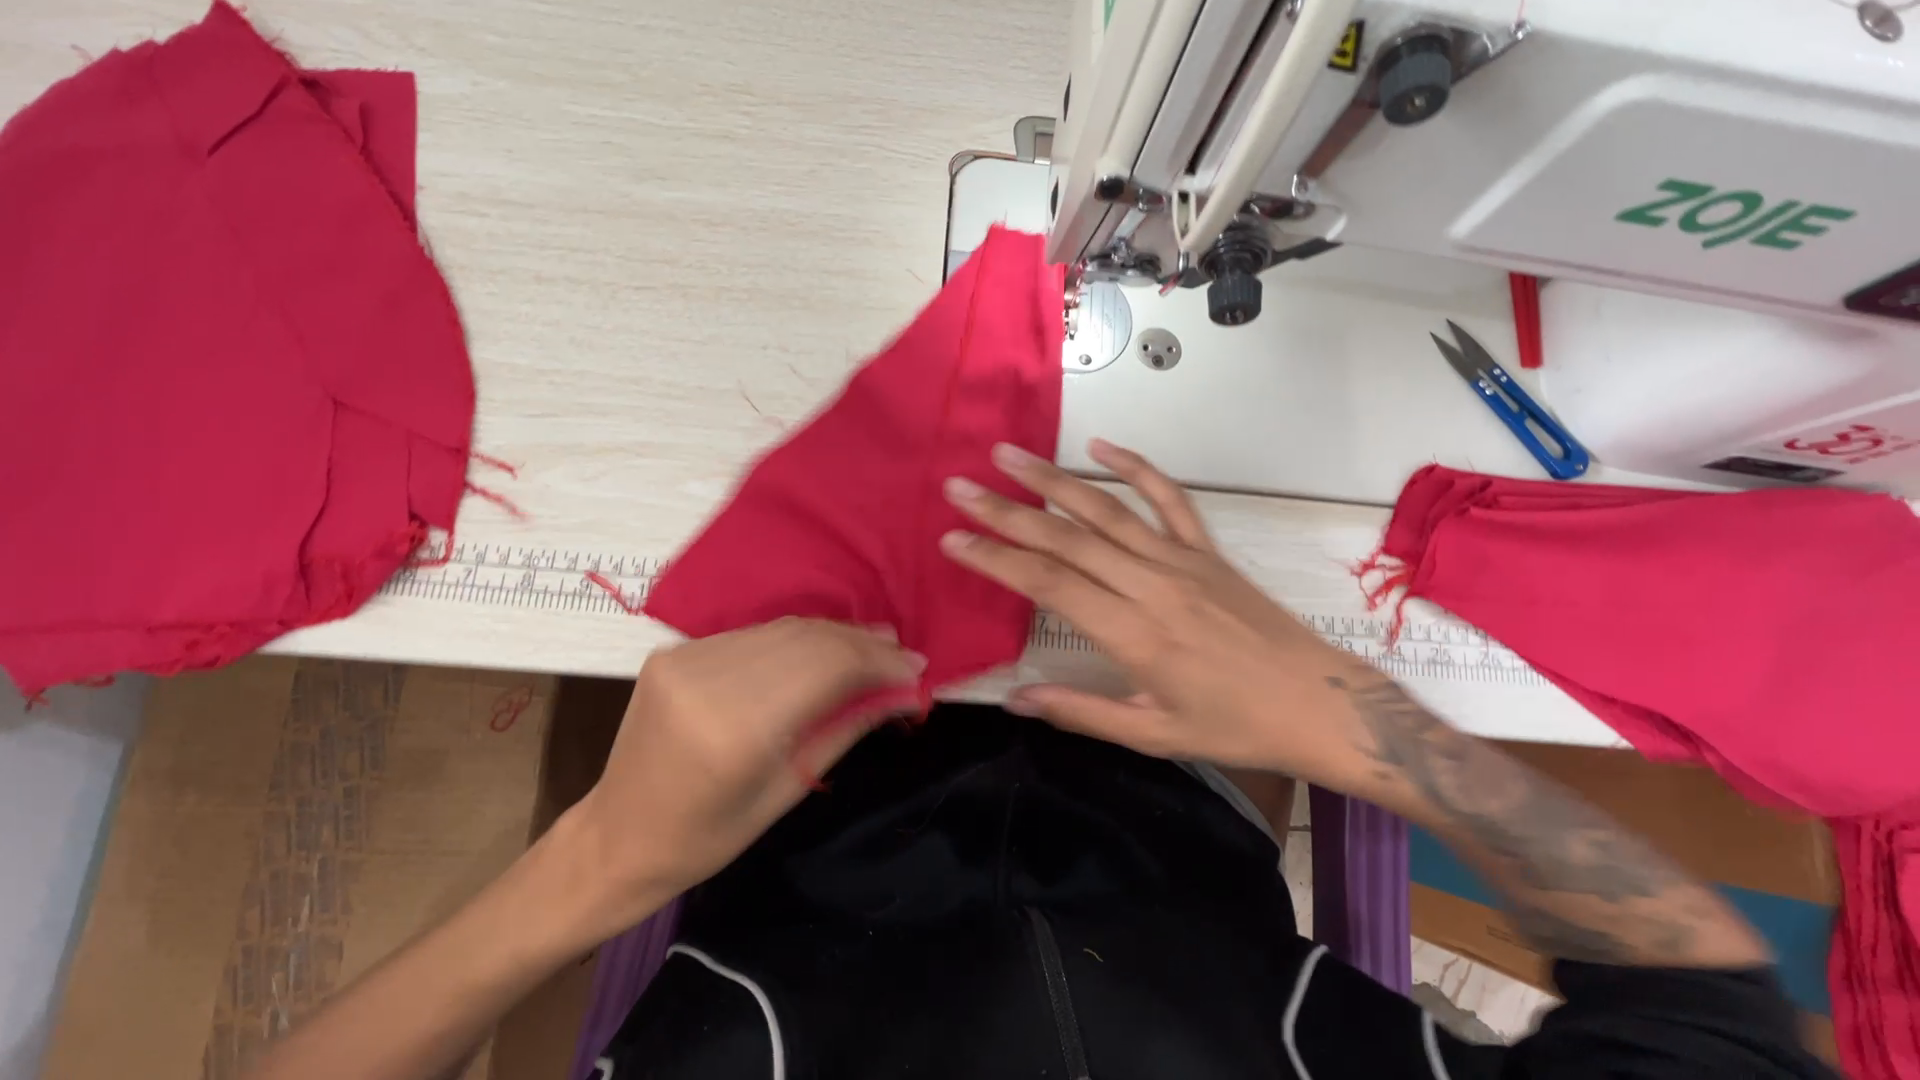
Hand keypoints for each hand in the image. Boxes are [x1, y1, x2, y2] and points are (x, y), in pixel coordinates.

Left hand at [560, 619, 922, 934]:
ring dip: (833, 635)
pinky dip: (795, 640)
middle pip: (806, 640)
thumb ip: (844, 730)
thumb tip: (901, 693)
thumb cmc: (707, 837)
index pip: (825, 668)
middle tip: (902, 655)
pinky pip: (752, 635)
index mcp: (735, 728)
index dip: (877, 662)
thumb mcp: (786, 791)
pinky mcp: (672, 651)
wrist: (618, 836)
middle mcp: (706, 678)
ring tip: (875, 645)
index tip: (916, 668)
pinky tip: (822, 649)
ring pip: (781, 630)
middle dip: (862, 644)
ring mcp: (684, 658)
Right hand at [938, 439, 1371, 782]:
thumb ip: (1081, 712)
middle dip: (1006, 510)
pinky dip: (1136, 468)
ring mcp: (1182, 560)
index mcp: (1133, 634)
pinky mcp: (1208, 551)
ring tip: (1009, 454)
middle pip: (1066, 537)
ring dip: (1054, 479)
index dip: (996, 558)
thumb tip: (1014, 700)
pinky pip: (1169, 499)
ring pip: (1106, 510)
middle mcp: (1151, 585)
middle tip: (959, 486)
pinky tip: (1101, 446)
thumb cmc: (1235, 727)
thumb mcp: (1153, 735)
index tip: (953, 538)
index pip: (1048, 583)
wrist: (1320, 705)